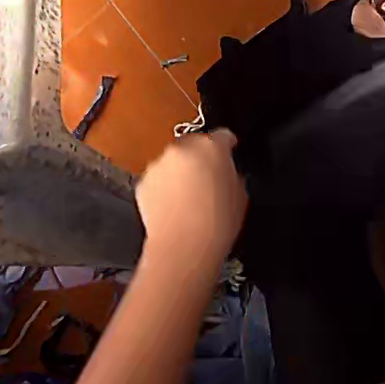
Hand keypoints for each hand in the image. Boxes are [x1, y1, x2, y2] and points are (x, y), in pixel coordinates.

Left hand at [135, 130, 246, 264]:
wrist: (184, 248)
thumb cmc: (217, 224)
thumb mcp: (241, 195)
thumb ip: (234, 176)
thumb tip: (229, 175)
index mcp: (212, 147)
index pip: (224, 135)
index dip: (229, 146)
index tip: (231, 153)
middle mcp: (182, 150)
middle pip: (195, 144)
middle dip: (203, 159)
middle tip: (211, 181)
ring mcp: (159, 165)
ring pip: (175, 161)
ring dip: (183, 172)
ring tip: (193, 198)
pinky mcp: (143, 182)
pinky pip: (159, 178)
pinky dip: (167, 187)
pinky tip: (177, 206)